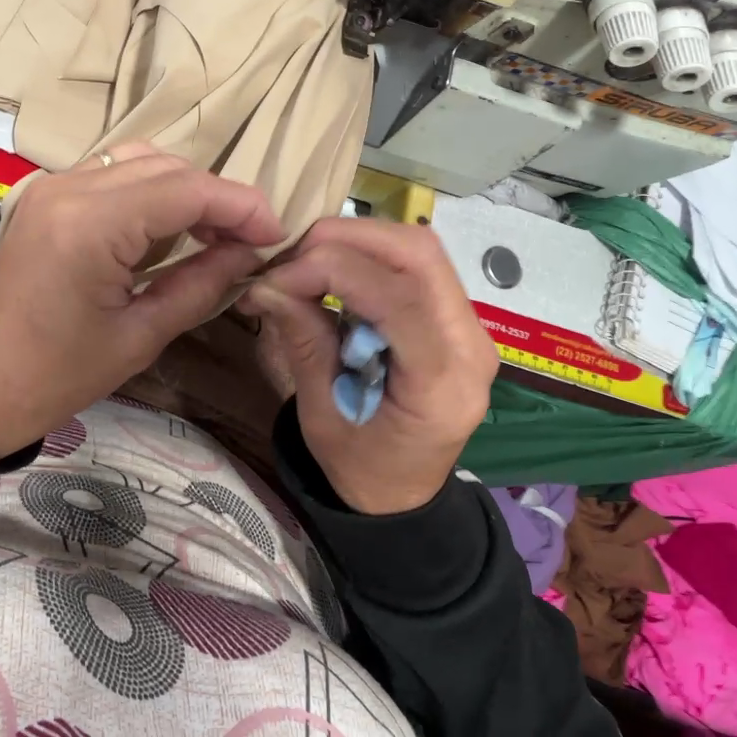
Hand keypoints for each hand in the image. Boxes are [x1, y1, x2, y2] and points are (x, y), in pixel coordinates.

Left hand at [0, 146, 287, 459]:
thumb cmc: (57, 375)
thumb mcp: (140, 336)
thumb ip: (202, 283)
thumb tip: (251, 252)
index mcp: (90, 224)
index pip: (186, 189)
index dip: (241, 205)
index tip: (277, 235)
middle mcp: (68, 187)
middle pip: (166, 167)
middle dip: (216, 197)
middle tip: (250, 242)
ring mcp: (51, 186)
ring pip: (139, 160)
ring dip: (184, 189)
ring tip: (215, 235)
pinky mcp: (45, 196)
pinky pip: (110, 173)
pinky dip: (148, 191)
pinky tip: (169, 228)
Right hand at [239, 218, 497, 514]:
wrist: (403, 495)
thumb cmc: (361, 468)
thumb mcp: (321, 416)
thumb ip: (304, 343)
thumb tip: (267, 284)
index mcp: (441, 386)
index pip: (399, 300)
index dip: (332, 272)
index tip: (277, 279)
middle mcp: (469, 345)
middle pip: (417, 254)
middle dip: (344, 241)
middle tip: (289, 259)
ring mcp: (469, 326)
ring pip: (417, 249)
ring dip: (354, 241)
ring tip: (305, 264)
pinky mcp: (453, 316)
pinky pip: (413, 265)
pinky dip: (365, 255)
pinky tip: (330, 274)